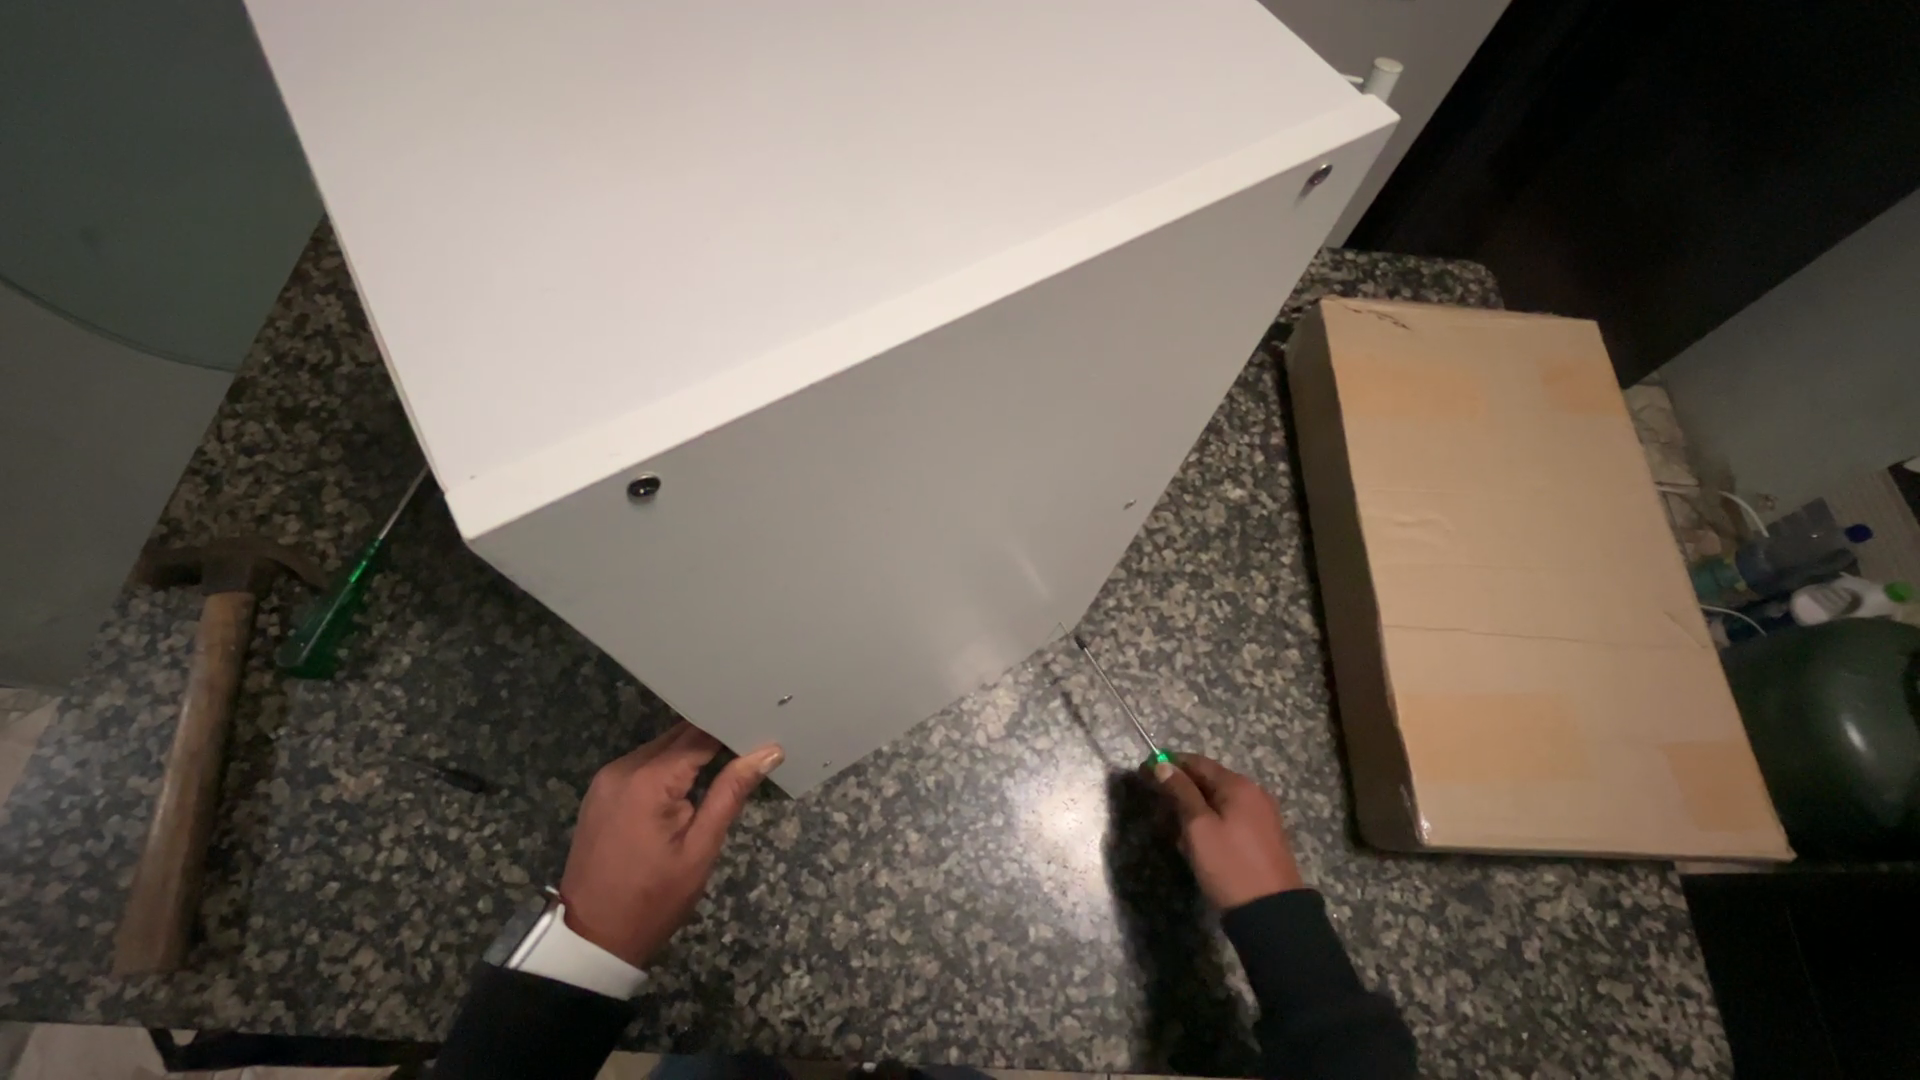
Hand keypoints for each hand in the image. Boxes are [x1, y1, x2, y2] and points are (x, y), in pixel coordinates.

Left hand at [559, 721, 783, 967]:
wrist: (590, 940)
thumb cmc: (652, 899)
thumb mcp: (700, 849)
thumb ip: (731, 793)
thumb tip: (768, 752)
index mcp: (649, 780)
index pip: (699, 735)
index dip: (732, 730)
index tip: (764, 729)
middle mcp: (623, 768)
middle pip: (678, 736)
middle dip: (714, 738)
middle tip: (754, 744)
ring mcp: (607, 779)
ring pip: (661, 748)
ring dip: (692, 753)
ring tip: (730, 760)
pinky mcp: (601, 791)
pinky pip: (643, 764)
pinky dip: (670, 766)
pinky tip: (693, 779)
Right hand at [1152, 754, 1304, 909]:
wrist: (1271, 914)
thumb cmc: (1229, 864)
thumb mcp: (1199, 826)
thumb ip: (1181, 792)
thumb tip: (1163, 765)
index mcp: (1238, 785)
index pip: (1197, 762)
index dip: (1169, 765)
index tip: (1144, 773)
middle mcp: (1253, 794)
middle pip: (1208, 781)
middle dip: (1180, 791)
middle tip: (1158, 809)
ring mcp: (1261, 816)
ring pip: (1217, 802)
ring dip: (1193, 811)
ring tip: (1174, 832)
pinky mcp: (1263, 837)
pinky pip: (1229, 819)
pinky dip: (1209, 824)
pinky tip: (1197, 843)